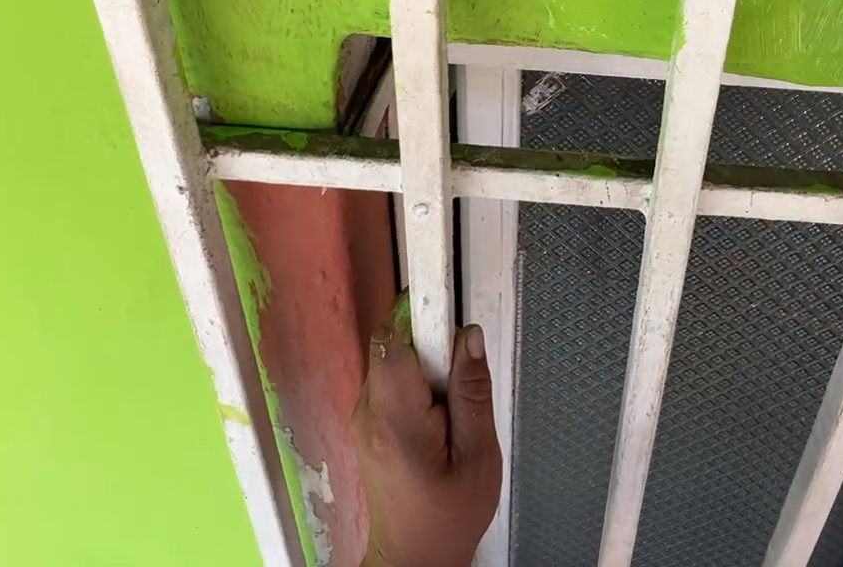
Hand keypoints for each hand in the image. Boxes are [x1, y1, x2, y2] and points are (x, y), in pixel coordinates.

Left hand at [352, 314, 501, 566]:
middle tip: (460, 366)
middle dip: (428, 337)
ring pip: (390, 357)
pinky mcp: (367, 422)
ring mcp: (363, 416)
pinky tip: (437, 408)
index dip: (419, 311)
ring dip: (422, 358)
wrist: (415, 557)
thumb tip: (469, 335)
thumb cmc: (450, 512)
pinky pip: (388, 378)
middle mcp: (369, 411)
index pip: (393, 339)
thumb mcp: (478, 454)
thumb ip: (472, 390)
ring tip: (451, 396)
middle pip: (391, 342)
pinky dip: (414, 376)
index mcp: (395, 419)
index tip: (446, 302)